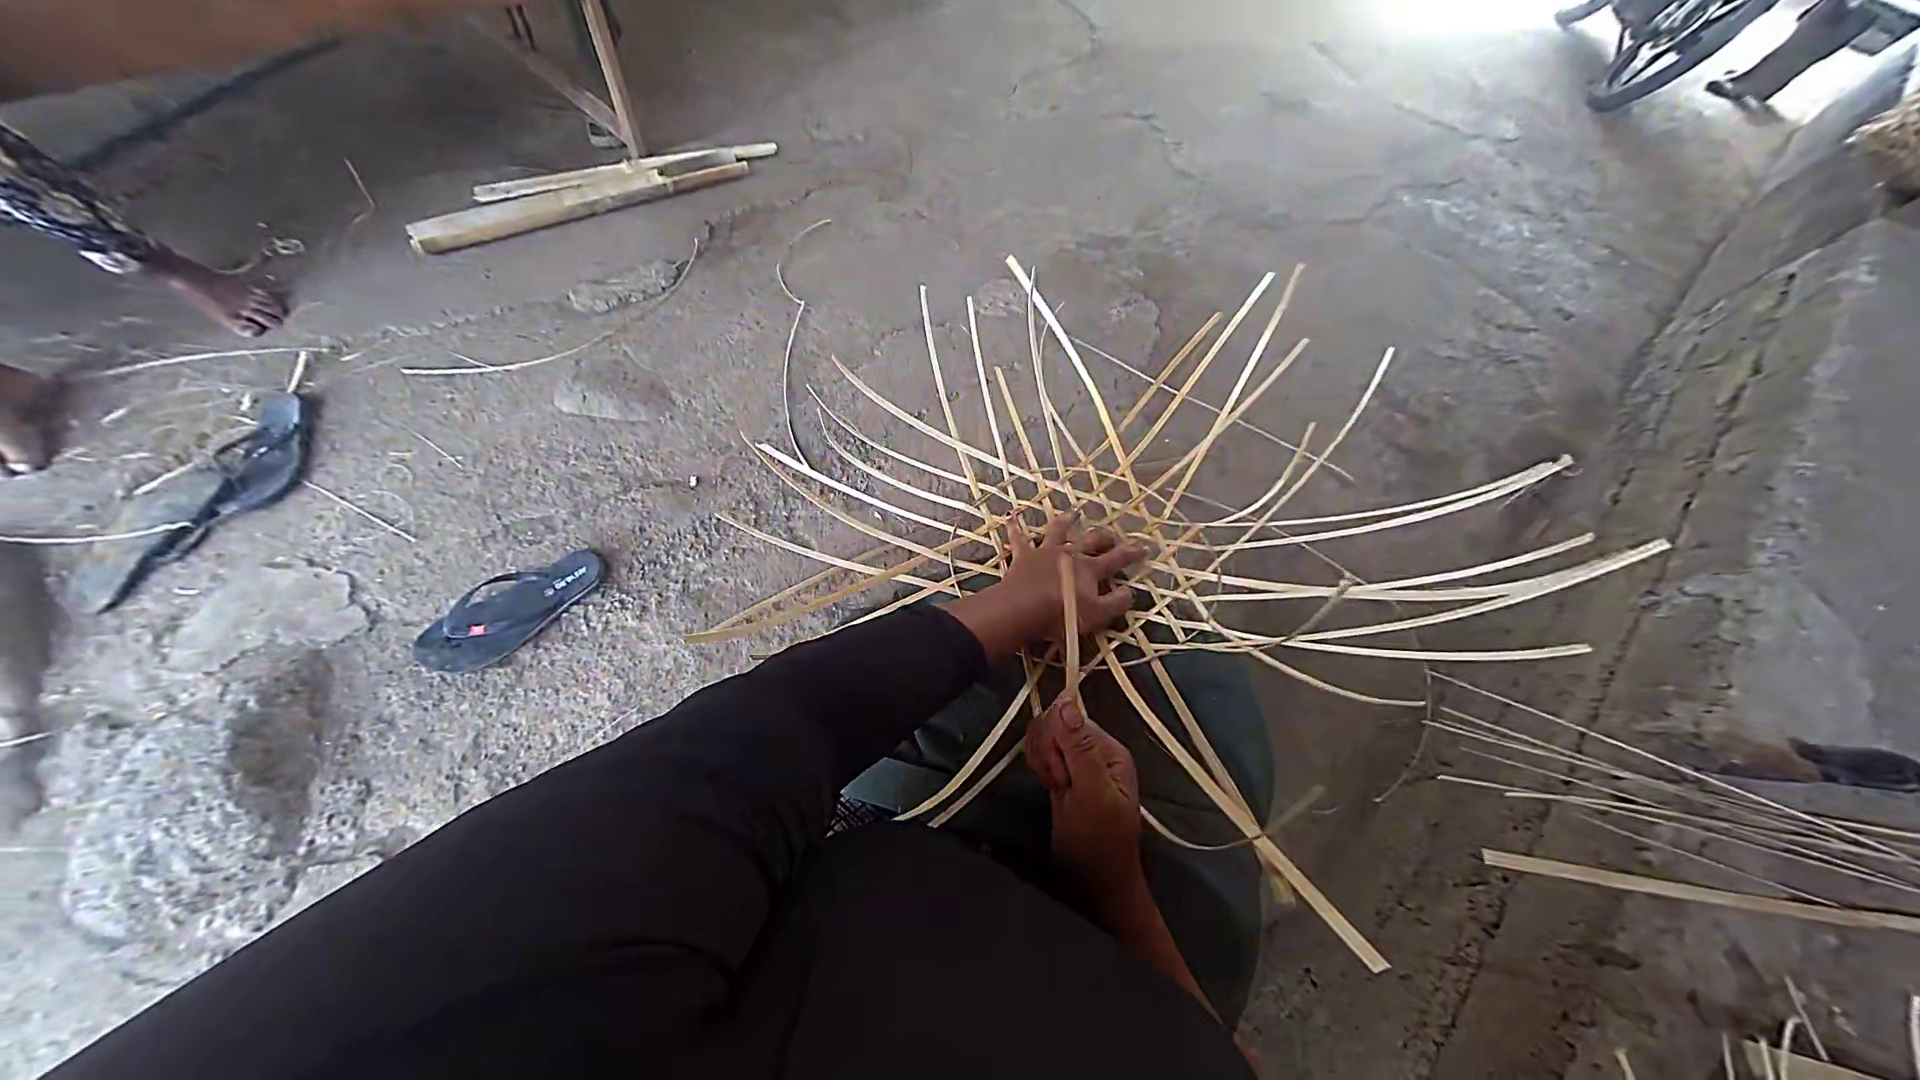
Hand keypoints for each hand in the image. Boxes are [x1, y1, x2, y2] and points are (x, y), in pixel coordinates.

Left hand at [945, 511, 1150, 658]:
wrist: (1021, 609)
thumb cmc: (1061, 614)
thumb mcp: (1097, 615)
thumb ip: (1116, 603)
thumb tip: (1130, 591)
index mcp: (1089, 568)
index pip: (1118, 558)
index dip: (1133, 553)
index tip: (1145, 547)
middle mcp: (1069, 554)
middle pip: (1091, 540)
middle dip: (1105, 536)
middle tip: (1113, 535)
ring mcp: (1045, 552)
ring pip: (1058, 531)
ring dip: (1066, 521)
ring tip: (1073, 513)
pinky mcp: (1023, 556)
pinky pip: (1018, 538)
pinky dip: (1015, 527)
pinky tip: (1011, 516)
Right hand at [1026, 692, 1142, 891]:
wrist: (1094, 878)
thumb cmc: (1099, 840)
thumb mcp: (1092, 793)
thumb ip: (1079, 748)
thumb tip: (1066, 702)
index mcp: (1108, 748)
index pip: (1068, 717)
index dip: (1056, 740)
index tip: (1059, 772)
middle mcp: (1094, 748)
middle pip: (1054, 723)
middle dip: (1047, 751)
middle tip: (1058, 782)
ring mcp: (1078, 759)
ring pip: (1044, 736)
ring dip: (1041, 760)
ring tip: (1054, 786)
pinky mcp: (1063, 770)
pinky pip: (1042, 751)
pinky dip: (1039, 765)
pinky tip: (1048, 784)